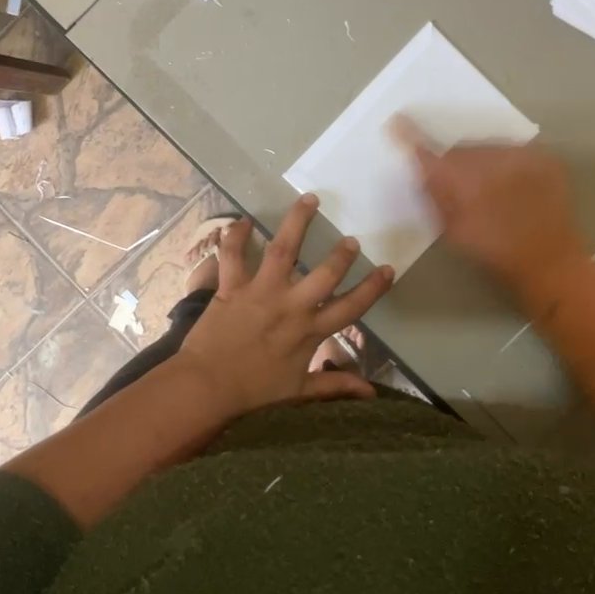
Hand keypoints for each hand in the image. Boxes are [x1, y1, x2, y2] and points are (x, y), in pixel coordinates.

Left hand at [169, 194, 394, 416]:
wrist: (207, 387)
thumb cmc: (253, 393)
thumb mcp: (299, 392)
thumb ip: (335, 386)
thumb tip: (371, 393)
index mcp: (309, 331)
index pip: (350, 306)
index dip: (372, 288)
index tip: (388, 269)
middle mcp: (290, 306)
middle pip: (324, 273)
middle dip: (341, 254)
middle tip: (351, 239)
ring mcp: (260, 292)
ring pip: (282, 250)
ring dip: (296, 222)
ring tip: (308, 200)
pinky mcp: (231, 287)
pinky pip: (233, 255)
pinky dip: (235, 235)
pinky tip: (244, 221)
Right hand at [393, 116, 588, 295]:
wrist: (550, 263)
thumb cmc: (495, 254)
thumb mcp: (453, 231)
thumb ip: (435, 195)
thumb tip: (422, 168)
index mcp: (463, 180)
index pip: (429, 151)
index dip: (410, 135)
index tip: (396, 122)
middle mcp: (491, 158)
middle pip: (461, 150)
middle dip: (455, 162)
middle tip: (459, 186)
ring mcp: (521, 154)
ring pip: (488, 148)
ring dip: (481, 162)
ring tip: (490, 190)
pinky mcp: (544, 156)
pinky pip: (513, 151)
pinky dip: (506, 163)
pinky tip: (511, 186)